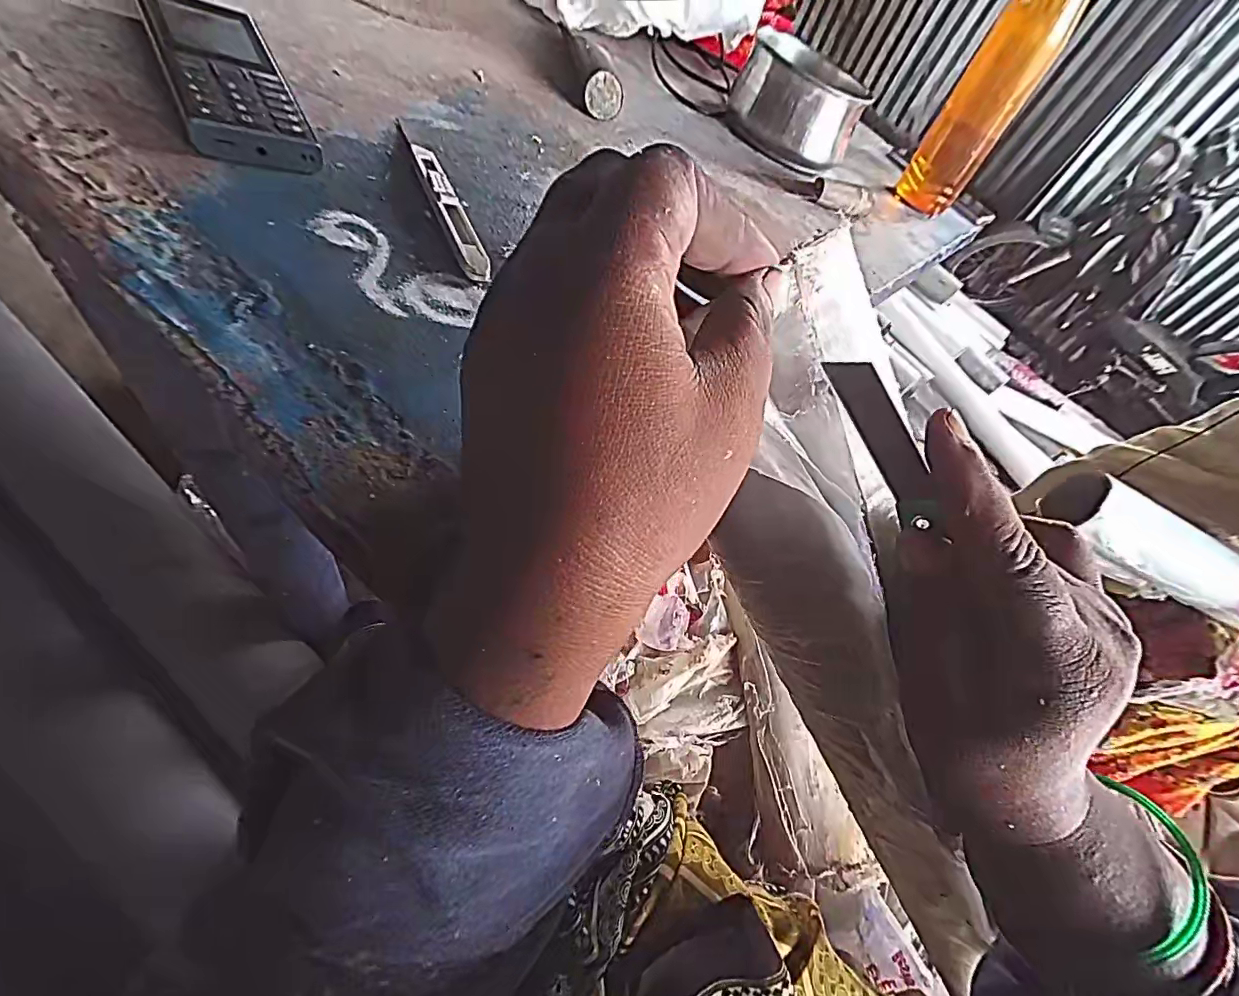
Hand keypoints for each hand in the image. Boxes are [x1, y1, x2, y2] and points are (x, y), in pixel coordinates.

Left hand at [427, 146, 781, 729]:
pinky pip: (538, 291)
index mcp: (602, 269)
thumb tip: (741, 294)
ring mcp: (499, 314)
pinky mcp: (485, 355)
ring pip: (564, 238)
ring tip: (670, 322)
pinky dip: (585, 295)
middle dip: (672, 221)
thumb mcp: (731, 404)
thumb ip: (745, 322)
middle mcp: (535, 273)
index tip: (754, 279)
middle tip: (711, 283)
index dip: (724, 217)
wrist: (546, 573)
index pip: (664, 179)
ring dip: (625, 256)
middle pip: (604, 191)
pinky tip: (618, 355)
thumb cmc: (646, 495)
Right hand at [890, 411, 1141, 844]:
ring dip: (996, 541)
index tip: (942, 429)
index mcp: (1053, 657)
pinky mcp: (1112, 620)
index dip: (971, 487)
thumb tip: (924, 536)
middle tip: (915, 524)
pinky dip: (1016, 558)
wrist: (1026, 798)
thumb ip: (932, 606)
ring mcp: (1116, 625)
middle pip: (1030, 540)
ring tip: (956, 575)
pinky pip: (1061, 563)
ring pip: (1052, 544)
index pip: (1010, 552)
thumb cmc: (964, 754)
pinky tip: (989, 588)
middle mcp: (1101, 632)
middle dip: (969, 521)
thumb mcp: (930, 685)